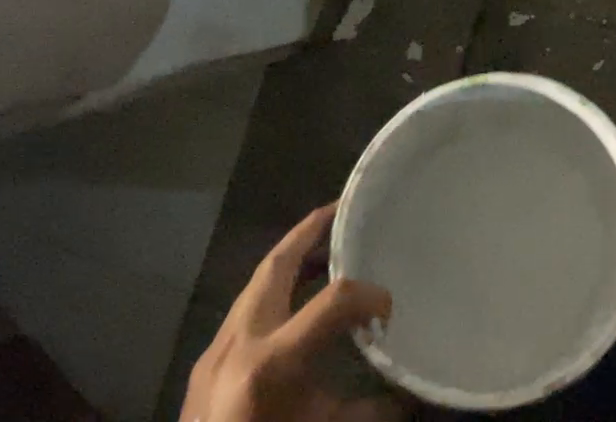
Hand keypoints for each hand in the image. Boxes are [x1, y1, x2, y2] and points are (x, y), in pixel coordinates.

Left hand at [180, 205, 402, 421]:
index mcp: (273, 362)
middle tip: (343, 214)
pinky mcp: (205, 367)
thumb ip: (368, 414)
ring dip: (290, 261)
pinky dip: (274, 293)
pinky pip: (245, 310)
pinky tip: (294, 307)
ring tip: (324, 252)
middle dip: (310, 234)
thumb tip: (410, 400)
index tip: (388, 307)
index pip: (333, 299)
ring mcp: (215, 352)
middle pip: (276, 266)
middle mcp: (240, 343)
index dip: (368, 294)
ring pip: (256, 285)